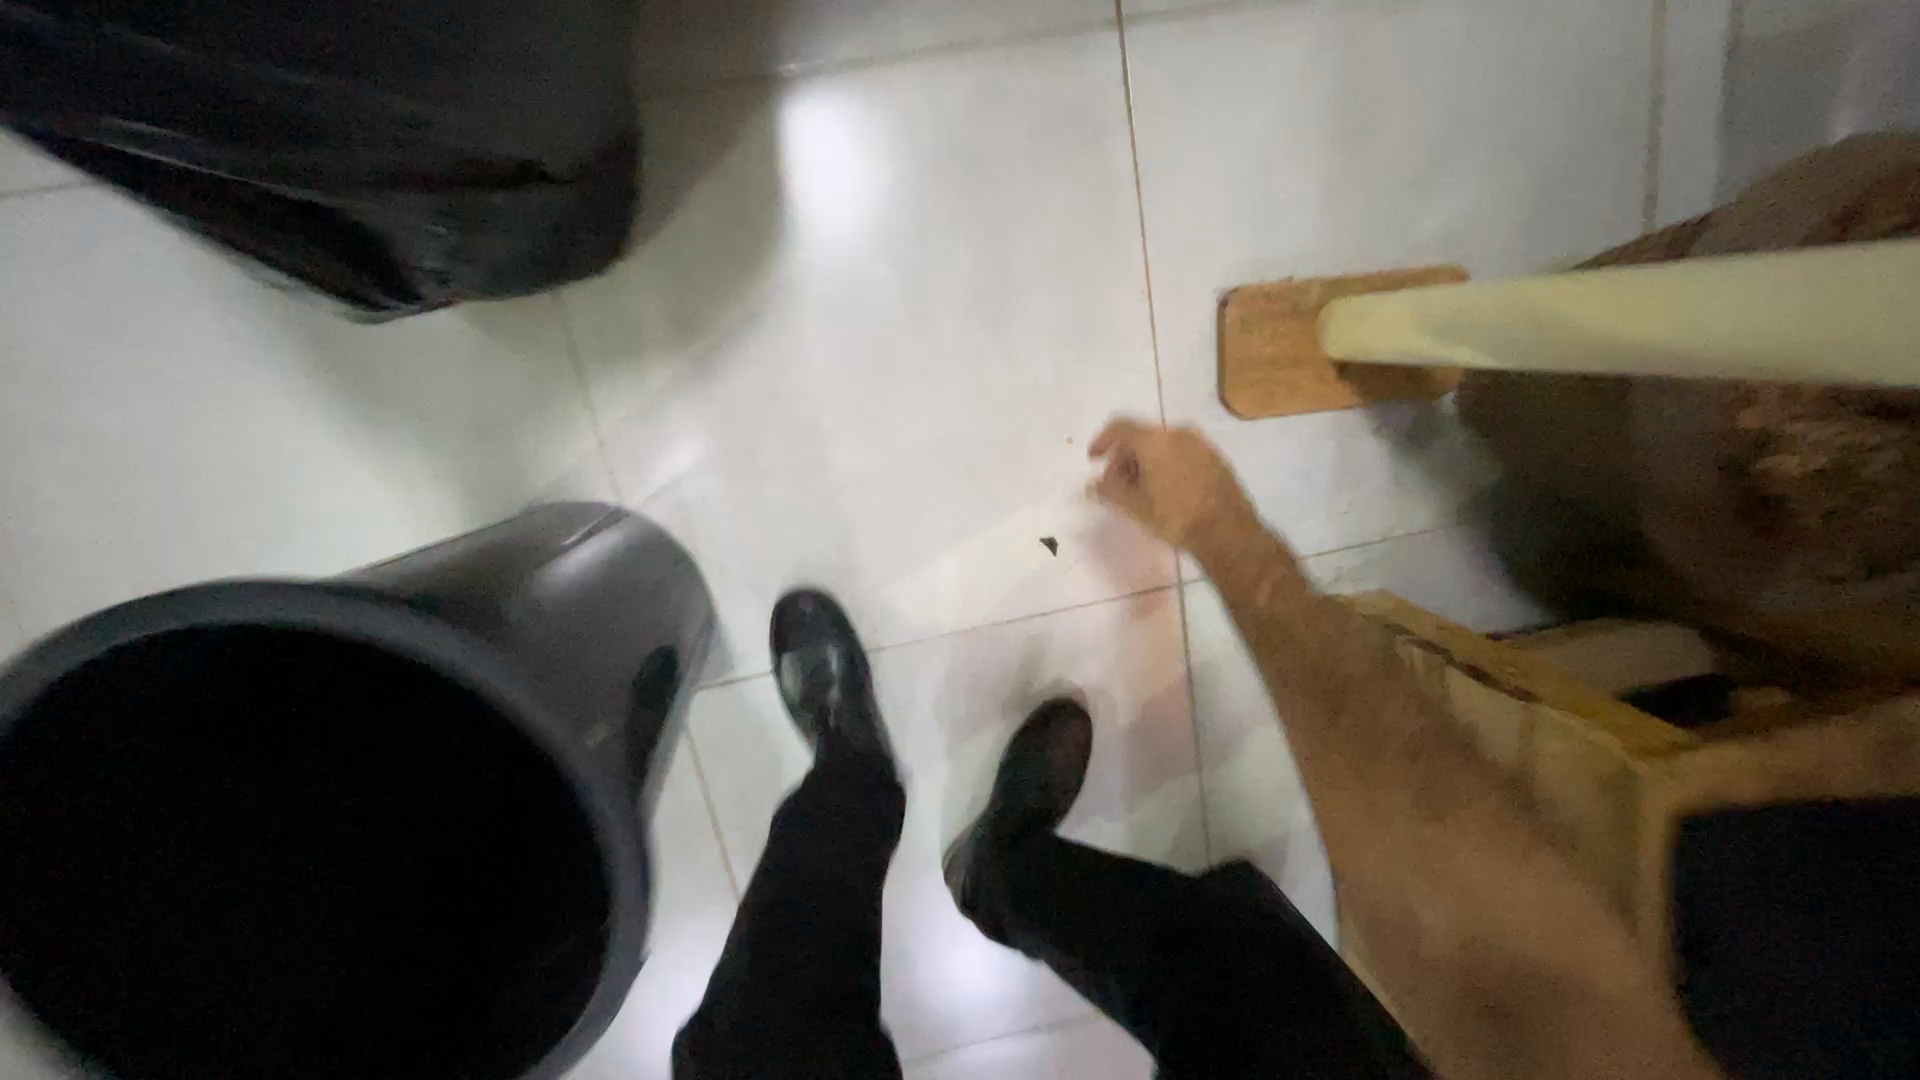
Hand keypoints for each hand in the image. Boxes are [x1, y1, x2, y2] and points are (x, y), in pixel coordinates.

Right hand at [1087, 417, 1258, 550]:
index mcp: (1154, 440)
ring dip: (1146, 463)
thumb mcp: (1134, 507)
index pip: (1120, 427)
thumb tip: (1092, 484)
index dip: (1102, 441)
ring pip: (1163, 445)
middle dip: (1124, 458)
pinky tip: (1167, 491)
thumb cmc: (1174, 516)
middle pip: (1142, 437)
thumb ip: (1108, 490)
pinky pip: (1182, 454)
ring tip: (1142, 491)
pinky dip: (1167, 465)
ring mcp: (1201, 444)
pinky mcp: (1216, 458)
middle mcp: (1178, 433)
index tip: (1094, 460)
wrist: (1227, 531)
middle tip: (1118, 484)